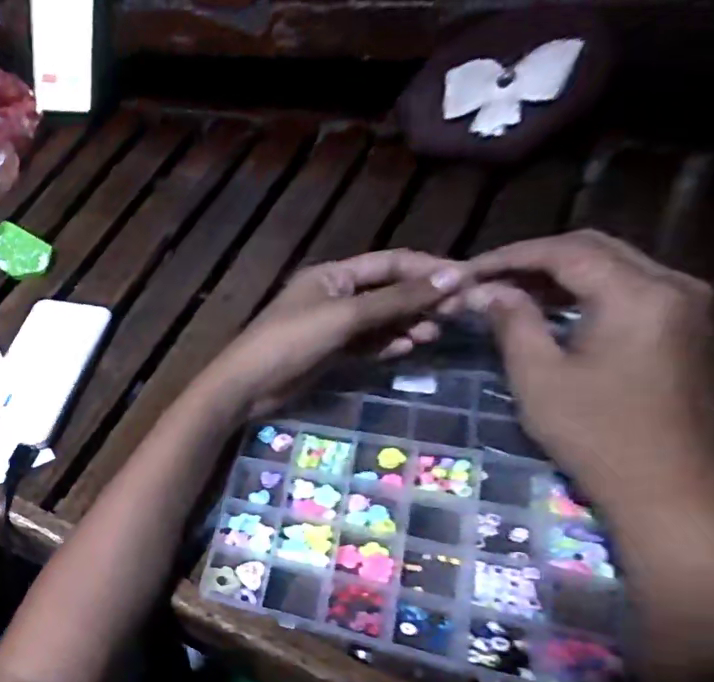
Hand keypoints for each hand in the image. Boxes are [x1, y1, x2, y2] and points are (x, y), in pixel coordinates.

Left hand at [205, 250, 464, 418]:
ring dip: (406, 325)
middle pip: (387, 291)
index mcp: (333, 274)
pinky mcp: (326, 353)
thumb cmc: (291, 342)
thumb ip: (396, 300)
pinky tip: (406, 349)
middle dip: (420, 300)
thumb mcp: (345, 317)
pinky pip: (364, 343)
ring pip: (378, 320)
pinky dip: (385, 344)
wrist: (246, 386)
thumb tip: (451, 277)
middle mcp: (333, 294)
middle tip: (456, 314)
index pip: (390, 263)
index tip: (466, 281)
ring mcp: (329, 325)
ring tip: (434, 335)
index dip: (428, 270)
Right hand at [462, 230, 713, 509]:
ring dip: (560, 273)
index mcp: (637, 293)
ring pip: (615, 264)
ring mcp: (685, 302)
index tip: (467, 273)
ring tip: (508, 291)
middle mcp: (671, 282)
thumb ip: (513, 323)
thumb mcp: (539, 377)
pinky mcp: (685, 323)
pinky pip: (630, 286)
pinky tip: (551, 308)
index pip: (566, 251)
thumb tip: (486, 291)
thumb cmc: (593, 431)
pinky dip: (586, 289)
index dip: (511, 256)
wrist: (663, 479)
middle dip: (535, 259)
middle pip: (595, 248)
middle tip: (484, 279)